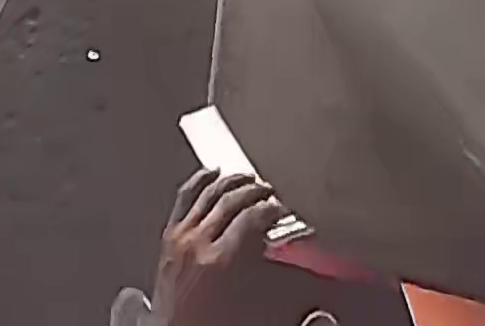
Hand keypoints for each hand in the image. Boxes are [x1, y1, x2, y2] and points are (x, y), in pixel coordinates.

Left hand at [150, 169, 286, 325]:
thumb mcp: (250, 313)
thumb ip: (279, 294)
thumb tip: (316, 302)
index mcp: (220, 263)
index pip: (251, 219)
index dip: (270, 210)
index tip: (282, 211)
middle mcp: (199, 242)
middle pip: (232, 201)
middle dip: (255, 191)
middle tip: (270, 192)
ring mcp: (181, 235)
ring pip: (209, 192)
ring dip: (232, 181)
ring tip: (248, 178)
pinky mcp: (169, 235)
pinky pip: (184, 197)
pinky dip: (200, 180)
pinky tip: (211, 173)